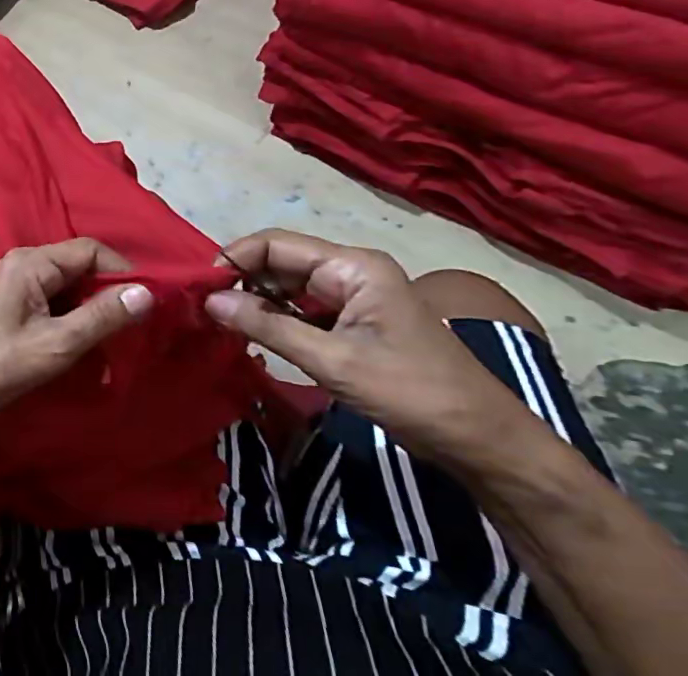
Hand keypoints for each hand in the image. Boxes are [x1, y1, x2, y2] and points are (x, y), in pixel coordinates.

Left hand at [0, 240, 154, 432]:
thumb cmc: (3, 363)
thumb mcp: (60, 342)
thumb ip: (103, 315)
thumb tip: (148, 292)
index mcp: (31, 262)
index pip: (91, 250)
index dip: (124, 272)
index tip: (150, 303)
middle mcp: (22, 262)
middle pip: (81, 265)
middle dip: (110, 292)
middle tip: (136, 325)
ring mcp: (15, 281)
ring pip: (70, 284)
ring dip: (94, 307)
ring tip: (114, 339)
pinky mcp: (12, 302)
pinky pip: (55, 298)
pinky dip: (75, 315)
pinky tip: (86, 342)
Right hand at [204, 229, 535, 465]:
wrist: (485, 444)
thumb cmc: (413, 393)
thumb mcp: (332, 361)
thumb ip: (266, 327)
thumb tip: (209, 300)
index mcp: (353, 267)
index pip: (275, 244)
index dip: (234, 259)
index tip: (202, 288)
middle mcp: (350, 272)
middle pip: (278, 263)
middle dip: (240, 282)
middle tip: (205, 310)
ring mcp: (352, 298)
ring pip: (285, 287)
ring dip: (254, 303)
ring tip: (221, 324)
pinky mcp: (352, 323)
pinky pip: (300, 310)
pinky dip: (273, 320)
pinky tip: (252, 337)